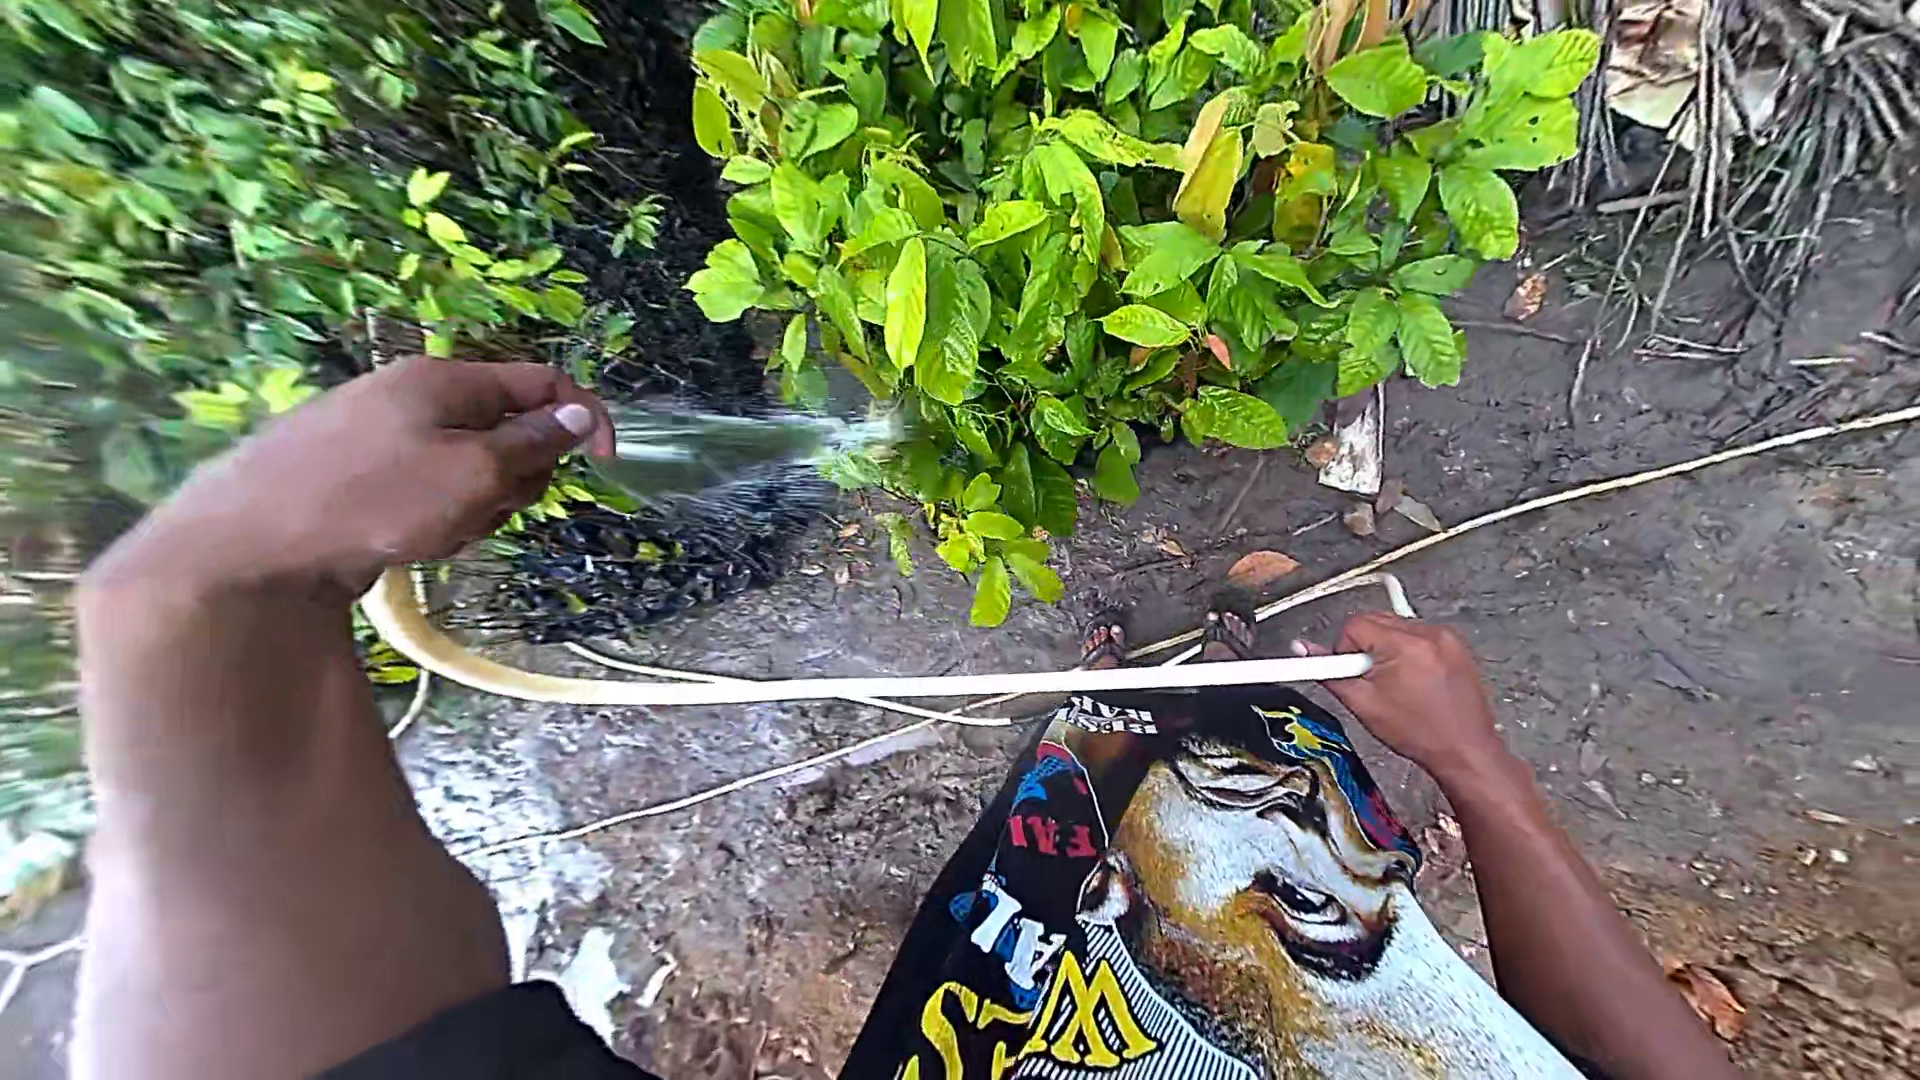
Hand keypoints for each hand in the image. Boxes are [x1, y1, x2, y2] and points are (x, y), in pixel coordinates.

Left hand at [88, 358, 613, 597]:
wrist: (243, 553)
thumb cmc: (376, 501)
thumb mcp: (477, 471)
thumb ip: (536, 440)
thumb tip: (581, 412)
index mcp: (446, 381)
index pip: (546, 382)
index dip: (586, 416)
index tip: (605, 461)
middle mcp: (418, 396)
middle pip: (516, 428)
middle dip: (523, 472)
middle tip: (496, 503)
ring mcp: (390, 434)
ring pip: (482, 464)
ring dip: (485, 499)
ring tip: (448, 526)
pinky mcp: (370, 472)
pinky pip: (442, 484)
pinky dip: (449, 511)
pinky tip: (418, 534)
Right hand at [1294, 612, 1510, 783]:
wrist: (1465, 752)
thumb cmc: (1420, 733)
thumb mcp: (1360, 702)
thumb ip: (1326, 670)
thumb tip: (1304, 650)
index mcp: (1405, 646)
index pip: (1354, 625)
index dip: (1343, 649)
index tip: (1349, 670)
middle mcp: (1430, 635)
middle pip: (1373, 620)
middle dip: (1362, 646)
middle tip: (1369, 677)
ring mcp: (1446, 639)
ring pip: (1392, 625)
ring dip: (1382, 647)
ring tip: (1391, 680)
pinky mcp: (1455, 646)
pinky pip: (1415, 634)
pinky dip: (1404, 649)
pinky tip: (1407, 677)